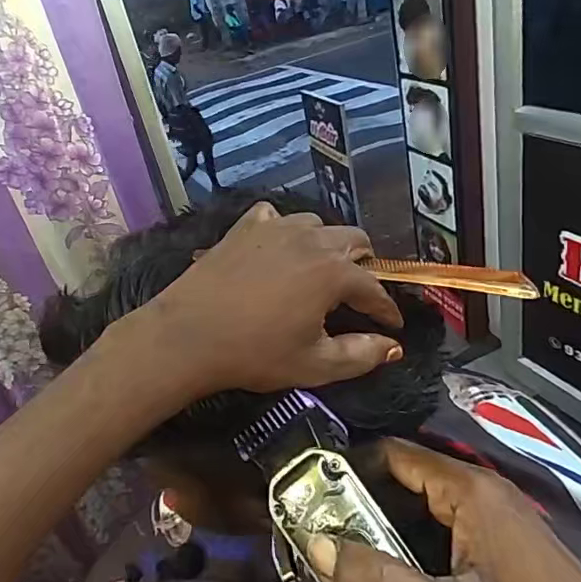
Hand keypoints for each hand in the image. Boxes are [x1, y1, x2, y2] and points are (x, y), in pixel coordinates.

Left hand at [123, 201, 403, 402]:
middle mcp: (310, 240)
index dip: (386, 309)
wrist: (188, 335)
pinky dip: (285, 230)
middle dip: (364, 266)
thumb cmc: (254, 353)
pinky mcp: (243, 227)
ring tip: (320, 269)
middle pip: (354, 240)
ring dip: (327, 244)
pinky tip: (278, 248)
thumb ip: (361, 355)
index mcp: (332, 273)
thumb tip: (393, 346)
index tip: (392, 324)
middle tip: (358, 292)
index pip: (373, 288)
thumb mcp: (314, 365)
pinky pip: (276, 217)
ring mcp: (275, 228)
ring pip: (317, 224)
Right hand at [306, 440, 580, 581]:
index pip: (394, 455)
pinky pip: (450, 535)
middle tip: (318, 529)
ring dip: (388, 530)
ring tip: (344, 554)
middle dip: (362, 503)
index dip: (348, 467)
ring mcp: (504, 524)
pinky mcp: (512, 553)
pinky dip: (417, 548)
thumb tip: (315, 544)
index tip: (307, 491)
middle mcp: (488, 496)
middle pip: (408, 480)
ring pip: (429, 511)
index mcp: (474, 494)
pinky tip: (395, 578)